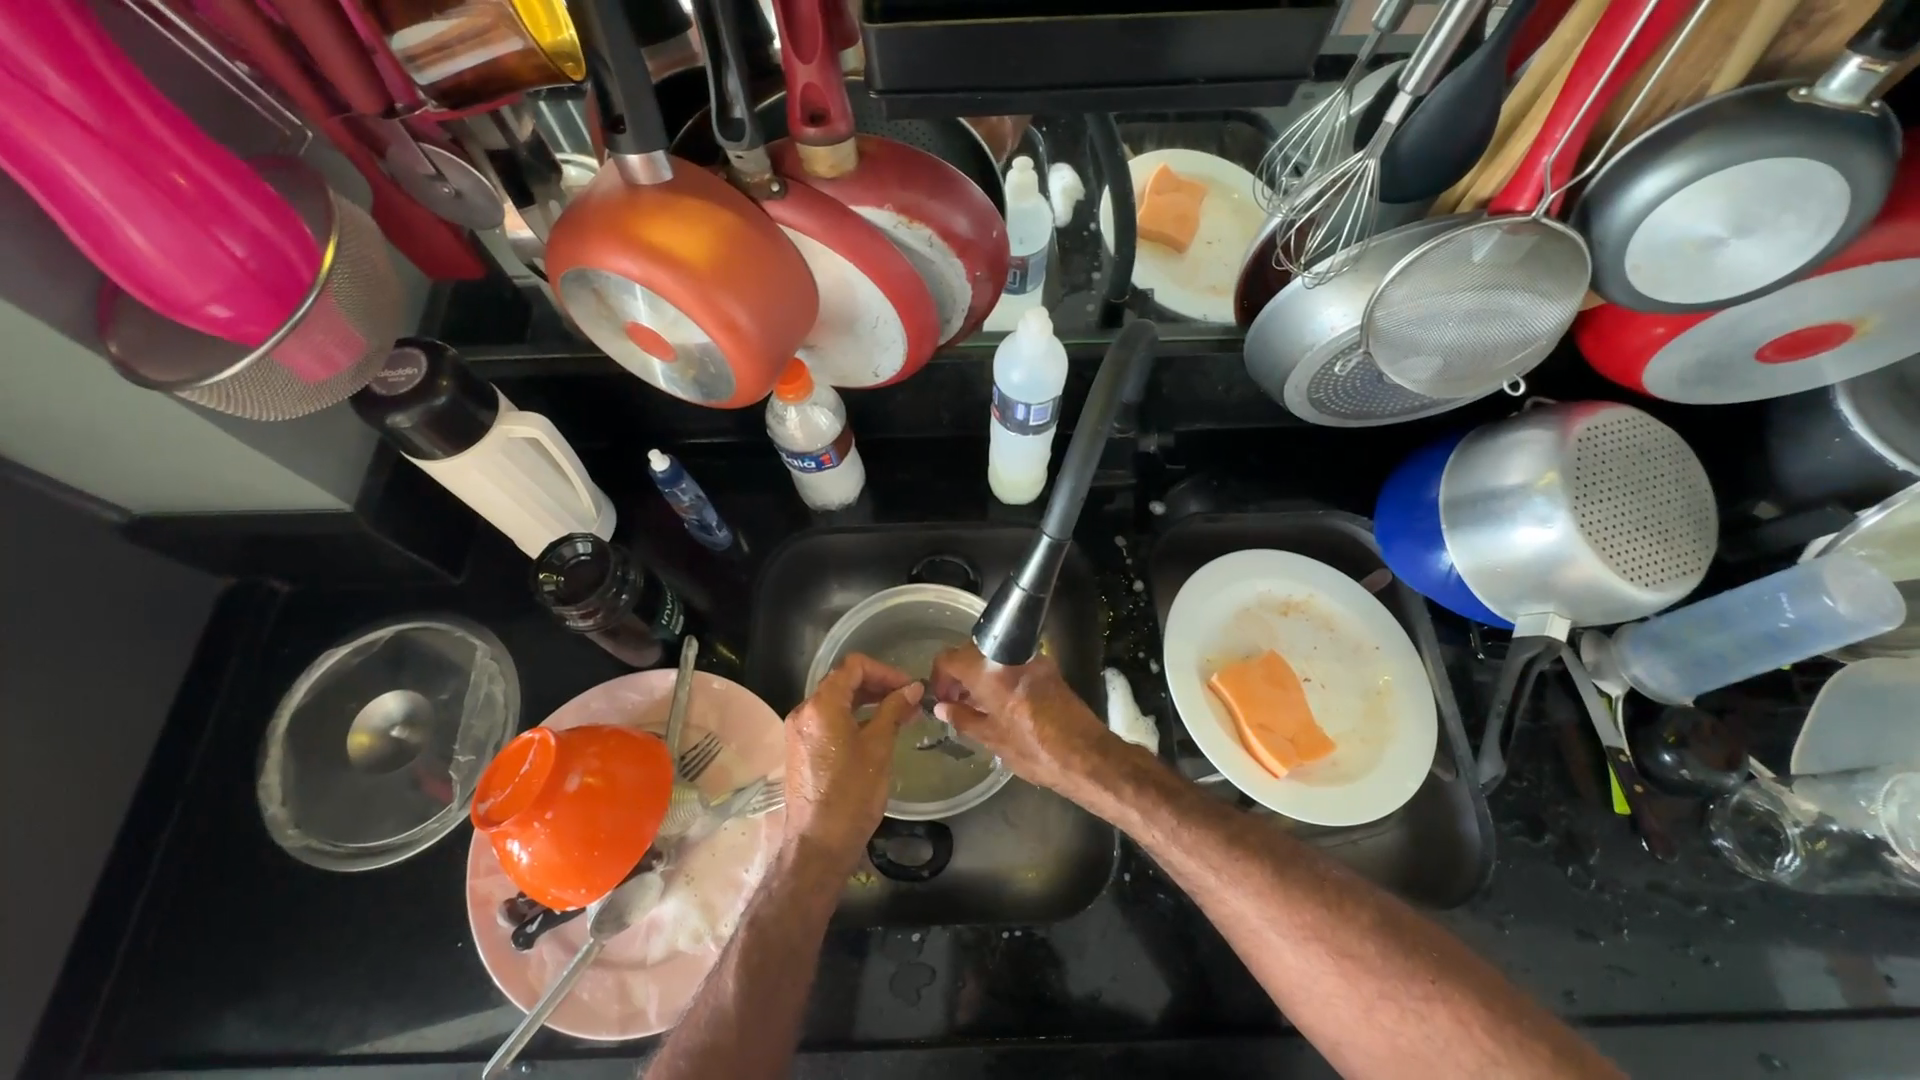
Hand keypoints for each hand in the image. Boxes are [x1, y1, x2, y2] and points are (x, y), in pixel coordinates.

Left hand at [783, 653, 921, 866]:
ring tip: (898, 716)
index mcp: (821, 706)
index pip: (853, 666)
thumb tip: (912, 688)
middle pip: (842, 682)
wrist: (817, 844)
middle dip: (877, 685)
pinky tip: (875, 734)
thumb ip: (893, 711)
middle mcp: (804, 712)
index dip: (885, 671)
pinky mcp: (801, 751)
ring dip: (867, 702)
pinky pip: (828, 722)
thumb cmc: (851, 794)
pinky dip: (853, 719)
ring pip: (835, 702)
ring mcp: (799, 732)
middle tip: (908, 701)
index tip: (909, 688)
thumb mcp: (878, 748)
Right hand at [928, 644, 1118, 794]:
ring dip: (980, 674)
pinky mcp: (1048, 667)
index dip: (939, 676)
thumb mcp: (993, 739)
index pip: (950, 658)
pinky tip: (1000, 702)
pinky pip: (1013, 663)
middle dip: (959, 673)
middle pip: (971, 652)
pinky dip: (1000, 676)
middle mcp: (1010, 658)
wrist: (1086, 755)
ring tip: (975, 704)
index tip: (941, 698)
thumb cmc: (1036, 752)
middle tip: (954, 701)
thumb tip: (942, 707)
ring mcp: (1032, 660)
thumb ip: (964, 718)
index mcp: (990, 674)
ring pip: (993, 656)